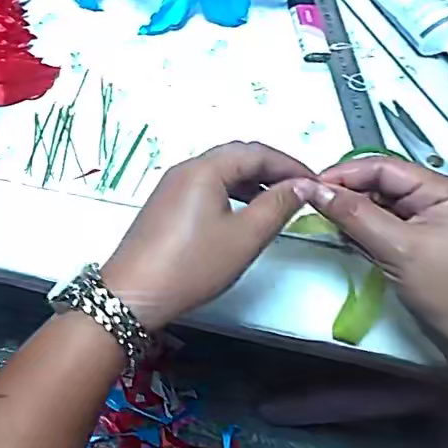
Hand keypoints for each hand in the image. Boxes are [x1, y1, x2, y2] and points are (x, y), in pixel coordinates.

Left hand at [102, 141, 317, 329]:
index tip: (314, 182)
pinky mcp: (166, 204)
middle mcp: (186, 169)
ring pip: (221, 171)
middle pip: (237, 156)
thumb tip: (302, 185)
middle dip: (272, 169)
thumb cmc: (190, 266)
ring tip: (277, 201)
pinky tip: (244, 213)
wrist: (133, 295)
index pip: (256, 152)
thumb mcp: (245, 237)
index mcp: (204, 169)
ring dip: (252, 181)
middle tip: (299, 189)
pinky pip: (207, 186)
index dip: (290, 164)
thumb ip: (278, 206)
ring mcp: (172, 186)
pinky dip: (232, 192)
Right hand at [305, 157, 447, 351]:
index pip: (385, 167)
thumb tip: (318, 190)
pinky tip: (353, 242)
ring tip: (332, 227)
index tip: (312, 186)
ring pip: (385, 208)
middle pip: (384, 185)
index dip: (345, 173)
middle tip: (317, 208)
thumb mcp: (399, 249)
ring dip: (358, 216)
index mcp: (447, 190)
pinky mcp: (427, 247)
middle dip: (350, 195)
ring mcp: (435, 225)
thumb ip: (355, 215)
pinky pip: (391, 228)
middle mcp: (442, 201)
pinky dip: (369, 233)